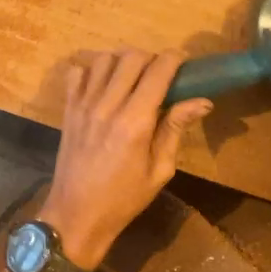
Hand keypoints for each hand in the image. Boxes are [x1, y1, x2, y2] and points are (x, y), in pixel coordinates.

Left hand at [42, 49, 211, 268]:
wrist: (76, 214)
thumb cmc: (124, 198)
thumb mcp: (159, 170)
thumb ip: (175, 129)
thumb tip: (202, 101)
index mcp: (135, 122)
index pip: (157, 71)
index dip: (174, 59)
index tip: (183, 62)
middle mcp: (108, 105)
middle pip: (131, 57)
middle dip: (151, 58)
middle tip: (160, 74)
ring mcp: (83, 104)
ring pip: (104, 59)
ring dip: (122, 62)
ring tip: (132, 79)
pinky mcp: (68, 109)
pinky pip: (77, 72)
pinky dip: (92, 72)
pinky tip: (102, 87)